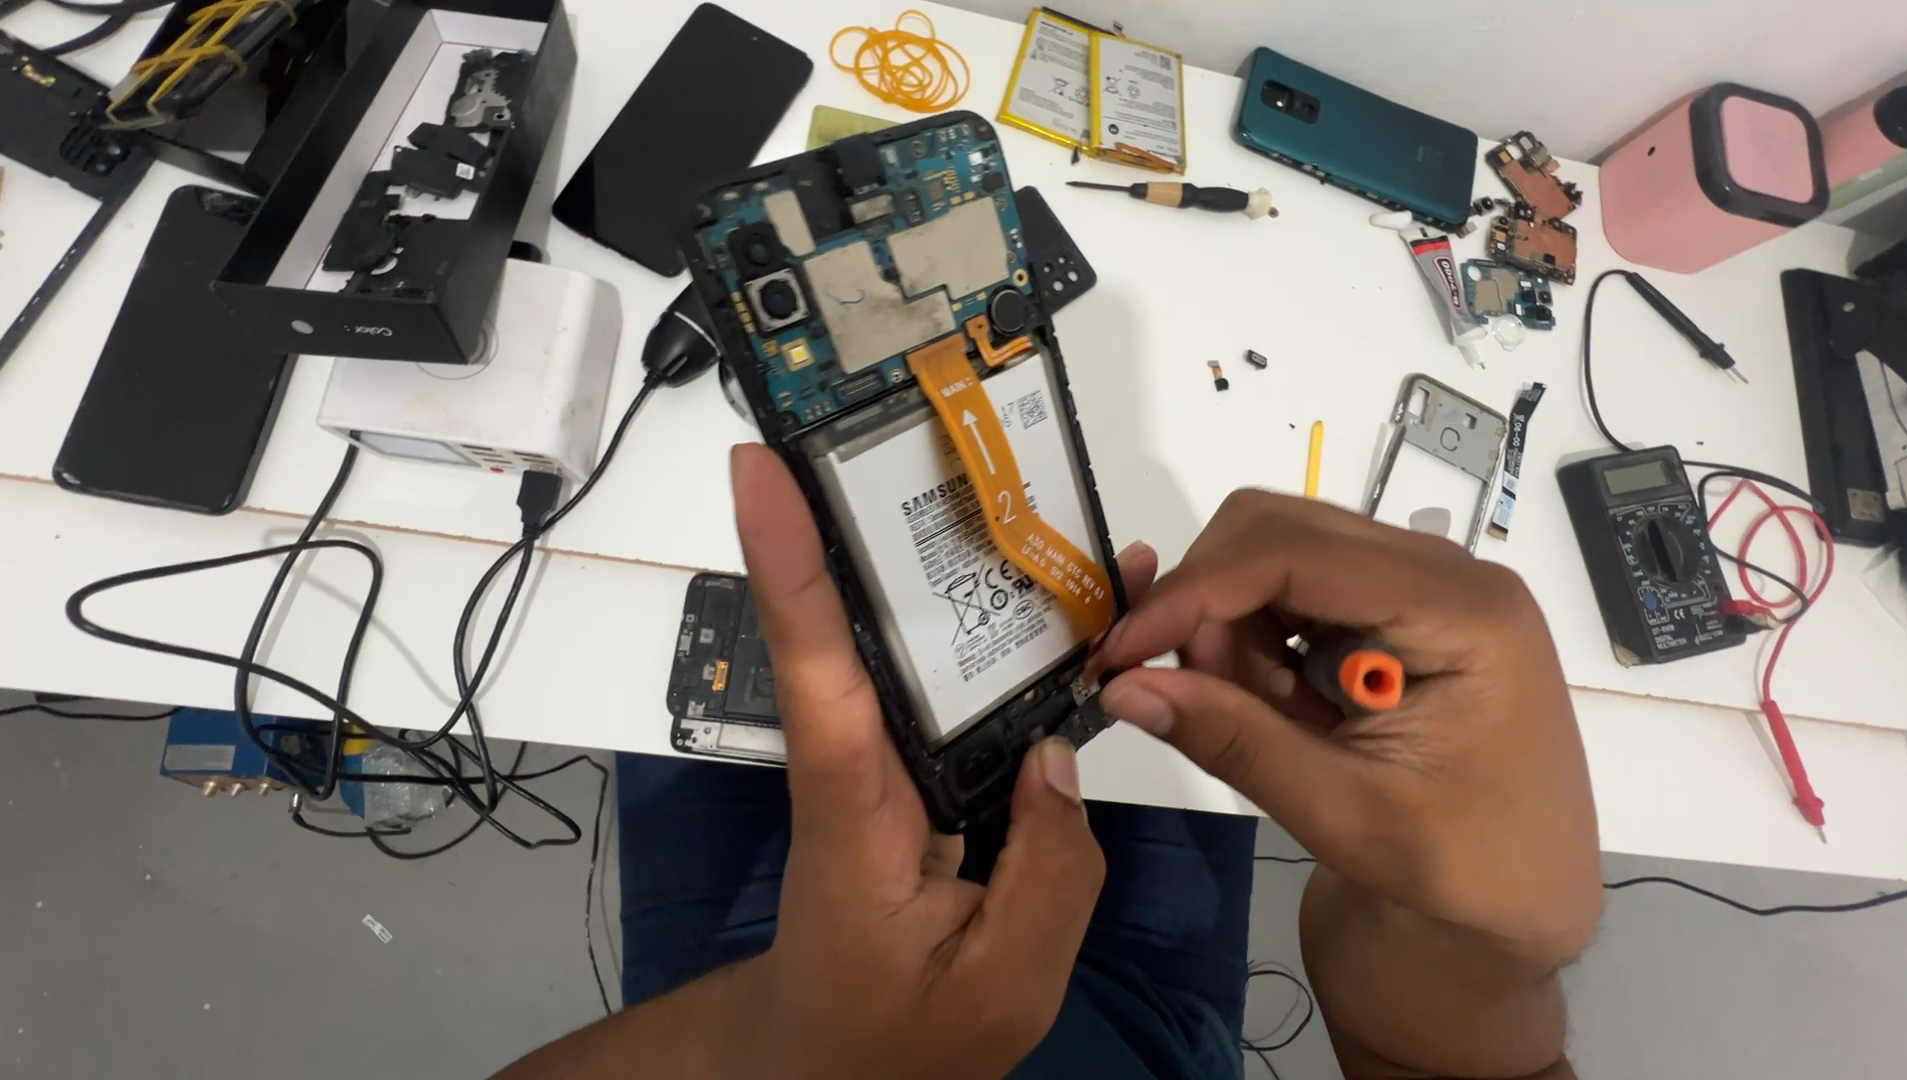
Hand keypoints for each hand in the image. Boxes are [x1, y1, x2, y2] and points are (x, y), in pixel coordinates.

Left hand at [721, 445, 1154, 1078]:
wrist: (841, 1057)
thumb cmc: (896, 1033)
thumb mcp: (1000, 987)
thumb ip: (1049, 874)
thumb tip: (1056, 756)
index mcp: (853, 808)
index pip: (813, 671)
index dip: (787, 563)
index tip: (759, 468)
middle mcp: (862, 757)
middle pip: (868, 628)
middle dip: (898, 532)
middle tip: (948, 451)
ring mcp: (895, 755)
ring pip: (933, 652)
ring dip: (995, 590)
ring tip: (1084, 548)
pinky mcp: (926, 764)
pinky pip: (973, 692)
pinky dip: (1025, 653)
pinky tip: (1090, 629)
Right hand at [1092, 490, 1600, 965]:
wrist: (1508, 898)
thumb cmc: (1457, 869)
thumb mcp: (1342, 813)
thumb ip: (1229, 739)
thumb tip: (1120, 688)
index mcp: (1460, 610)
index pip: (1294, 554)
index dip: (1194, 592)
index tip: (1123, 652)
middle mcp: (1437, 571)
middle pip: (1271, 531)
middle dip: (1209, 606)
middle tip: (1202, 693)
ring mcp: (1407, 582)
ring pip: (1262, 553)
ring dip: (1226, 629)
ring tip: (1259, 715)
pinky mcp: (1378, 604)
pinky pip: (1275, 588)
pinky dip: (1245, 638)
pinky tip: (1277, 703)